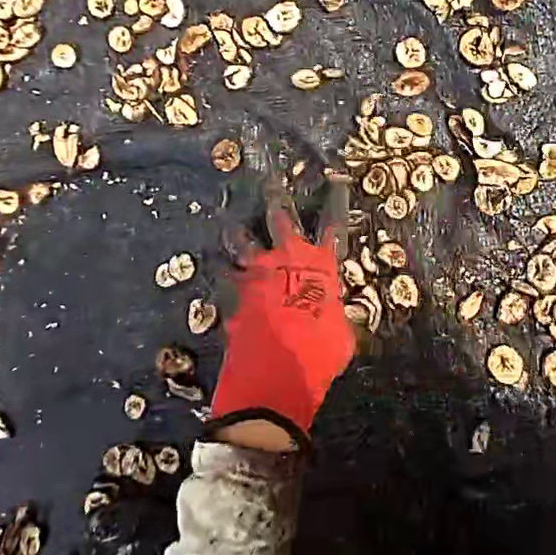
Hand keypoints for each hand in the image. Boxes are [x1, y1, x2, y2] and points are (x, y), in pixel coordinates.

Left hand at [208, 172, 354, 443]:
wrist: (274, 377)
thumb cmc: (318, 357)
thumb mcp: (341, 335)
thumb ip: (334, 313)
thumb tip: (332, 312)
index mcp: (320, 265)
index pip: (334, 223)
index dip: (336, 198)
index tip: (335, 177)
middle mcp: (286, 259)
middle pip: (279, 215)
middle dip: (275, 193)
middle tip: (270, 179)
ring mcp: (256, 272)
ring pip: (241, 238)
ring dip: (236, 230)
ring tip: (230, 222)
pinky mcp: (233, 291)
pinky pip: (222, 275)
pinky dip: (220, 273)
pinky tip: (215, 272)